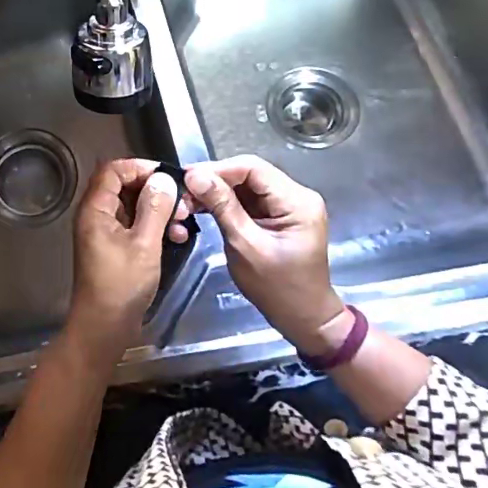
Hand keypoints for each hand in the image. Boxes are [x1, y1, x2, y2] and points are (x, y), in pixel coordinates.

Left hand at [68, 159, 191, 357]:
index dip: (140, 167)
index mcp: (95, 210)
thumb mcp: (144, 244)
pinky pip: (133, 224)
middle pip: (124, 186)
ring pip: (132, 206)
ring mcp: (103, 232)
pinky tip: (174, 237)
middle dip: (154, 190)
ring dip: (158, 209)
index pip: (113, 170)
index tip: (167, 176)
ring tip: (181, 221)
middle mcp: (95, 216)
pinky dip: (153, 226)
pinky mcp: (113, 247)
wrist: (104, 328)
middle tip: (180, 201)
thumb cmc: (121, 286)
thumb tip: (163, 179)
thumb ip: (155, 208)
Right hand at [184, 155, 342, 353]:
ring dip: (218, 191)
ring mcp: (290, 204)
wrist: (304, 318)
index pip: (253, 168)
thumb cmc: (277, 289)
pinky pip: (250, 199)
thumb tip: (194, 175)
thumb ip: (222, 207)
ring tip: (189, 201)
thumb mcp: (245, 246)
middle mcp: (297, 195)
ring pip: (247, 185)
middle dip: (215, 180)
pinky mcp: (280, 215)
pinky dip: (227, 202)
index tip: (186, 177)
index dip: (217, 169)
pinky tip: (205, 208)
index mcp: (297, 201)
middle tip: (183, 191)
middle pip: (250, 173)